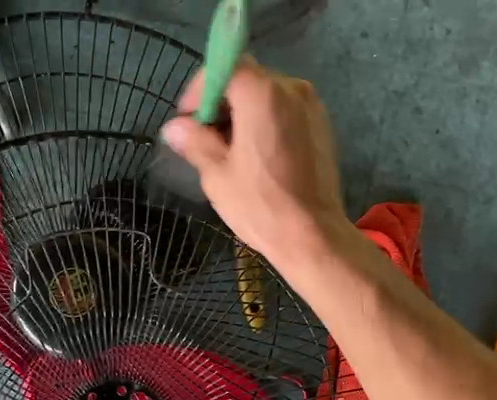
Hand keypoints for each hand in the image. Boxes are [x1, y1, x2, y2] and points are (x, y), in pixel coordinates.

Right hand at [160, 56, 355, 269]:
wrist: (311, 235)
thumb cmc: (260, 205)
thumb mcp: (217, 175)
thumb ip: (195, 142)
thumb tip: (174, 128)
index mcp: (261, 93)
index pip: (225, 67)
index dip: (201, 90)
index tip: (188, 119)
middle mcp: (291, 88)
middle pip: (248, 80)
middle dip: (222, 104)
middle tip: (204, 139)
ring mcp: (311, 106)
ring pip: (267, 97)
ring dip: (244, 116)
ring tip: (230, 153)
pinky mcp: (322, 126)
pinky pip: (286, 113)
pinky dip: (266, 125)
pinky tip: (257, 158)